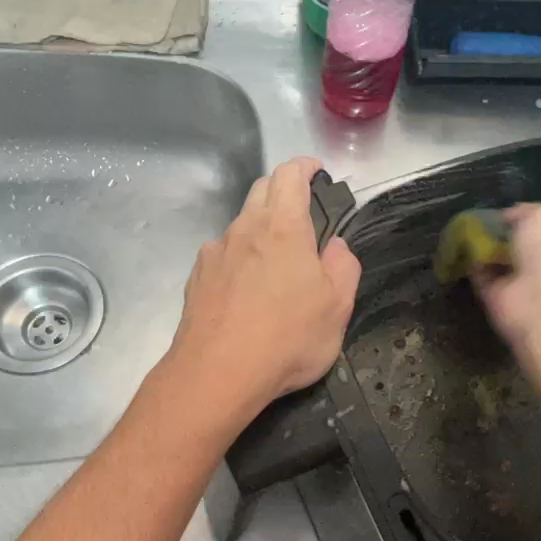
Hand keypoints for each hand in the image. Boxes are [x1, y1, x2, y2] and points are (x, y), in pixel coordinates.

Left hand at [164, 157, 362, 414]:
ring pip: (241, 224)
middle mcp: (245, 229)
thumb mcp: (338, 307)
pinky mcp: (197, 278)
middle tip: (304, 215)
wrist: (217, 374)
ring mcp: (215, 252)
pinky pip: (223, 255)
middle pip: (261, 190)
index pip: (290, 174)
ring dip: (261, 229)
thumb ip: (343, 267)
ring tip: (277, 265)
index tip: (317, 173)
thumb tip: (336, 247)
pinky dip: (240, 258)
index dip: (305, 167)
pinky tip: (247, 292)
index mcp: (283, 227)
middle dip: (283, 191)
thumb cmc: (287, 339)